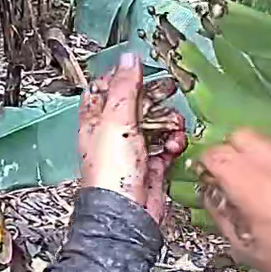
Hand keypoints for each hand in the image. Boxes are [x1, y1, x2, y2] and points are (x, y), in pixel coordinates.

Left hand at [78, 54, 185, 221]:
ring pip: (157, 125)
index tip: (142, 72)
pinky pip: (168, 146)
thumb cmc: (112, 174)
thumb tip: (129, 58)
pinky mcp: (153, 165)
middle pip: (138, 105)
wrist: (129, 213)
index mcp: (96, 119)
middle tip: (169, 95)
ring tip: (173, 129)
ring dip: (169, 125)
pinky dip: (174, 144)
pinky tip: (174, 147)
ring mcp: (134, 150)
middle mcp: (114, 133)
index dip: (124, 77)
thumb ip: (125, 88)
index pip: (106, 88)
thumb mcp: (117, 120)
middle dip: (156, 101)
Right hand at [197, 129, 270, 271]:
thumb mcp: (245, 248)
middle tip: (236, 178)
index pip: (217, 154)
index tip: (209, 178)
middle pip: (242, 136)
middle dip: (233, 153)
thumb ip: (221, 213)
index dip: (207, 164)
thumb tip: (212, 191)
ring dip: (262, 161)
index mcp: (255, 187)